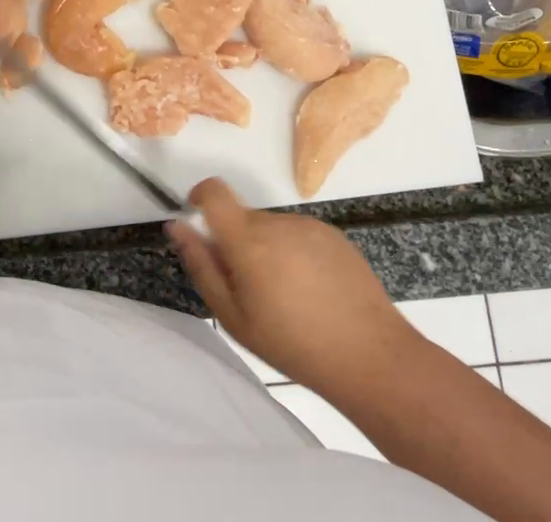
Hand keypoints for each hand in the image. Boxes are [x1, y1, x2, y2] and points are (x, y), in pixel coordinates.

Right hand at [169, 178, 421, 392]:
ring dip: (266, 249)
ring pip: (271, 228)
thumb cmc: (292, 343)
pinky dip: (294, 254)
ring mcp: (311, 228)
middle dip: (236, 242)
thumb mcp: (232, 314)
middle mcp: (278, 223)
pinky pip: (299, 235)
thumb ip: (201, 264)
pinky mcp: (336, 238)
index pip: (214, 192)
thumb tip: (177, 226)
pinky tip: (311, 291)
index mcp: (248, 240)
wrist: (373, 358)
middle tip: (249, 287)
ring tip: (285, 294)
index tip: (200, 223)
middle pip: (242, 217)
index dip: (200, 198)